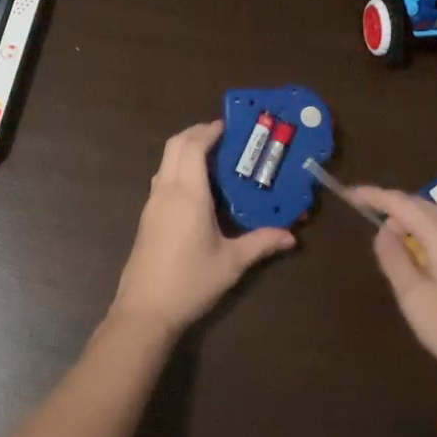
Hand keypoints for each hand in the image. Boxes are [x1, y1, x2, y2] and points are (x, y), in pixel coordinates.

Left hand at [109, 121, 295, 335]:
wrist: (145, 310)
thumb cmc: (190, 281)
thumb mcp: (232, 262)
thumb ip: (261, 243)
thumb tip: (291, 235)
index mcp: (188, 193)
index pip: (194, 146)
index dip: (209, 131)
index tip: (229, 126)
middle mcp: (166, 190)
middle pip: (175, 145)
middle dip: (196, 133)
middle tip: (222, 136)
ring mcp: (152, 203)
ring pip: (165, 161)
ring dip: (184, 149)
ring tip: (212, 157)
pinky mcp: (147, 217)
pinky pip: (162, 178)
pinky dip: (178, 167)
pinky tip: (196, 187)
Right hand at [350, 187, 436, 394]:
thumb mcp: (415, 298)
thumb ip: (394, 258)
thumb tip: (384, 231)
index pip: (400, 201)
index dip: (372, 195)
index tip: (347, 194)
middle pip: (420, 205)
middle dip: (391, 208)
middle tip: (365, 221)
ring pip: (436, 218)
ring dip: (410, 224)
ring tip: (391, 246)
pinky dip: (427, 236)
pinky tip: (420, 261)